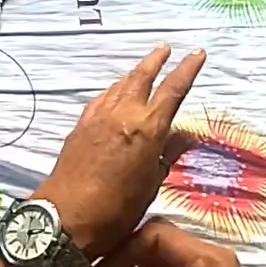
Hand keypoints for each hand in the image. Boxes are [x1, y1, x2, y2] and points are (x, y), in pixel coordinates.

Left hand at [36, 44, 204, 257]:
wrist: (68, 218)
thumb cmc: (117, 209)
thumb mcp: (151, 184)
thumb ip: (168, 154)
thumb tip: (186, 134)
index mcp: (147, 128)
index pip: (173, 90)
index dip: (187, 69)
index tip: (197, 53)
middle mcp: (123, 114)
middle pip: (142, 77)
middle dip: (156, 60)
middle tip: (165, 49)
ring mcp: (99, 117)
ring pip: (120, 84)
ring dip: (134, 72)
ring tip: (144, 67)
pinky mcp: (82, 125)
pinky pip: (102, 98)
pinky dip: (114, 89)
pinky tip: (115, 91)